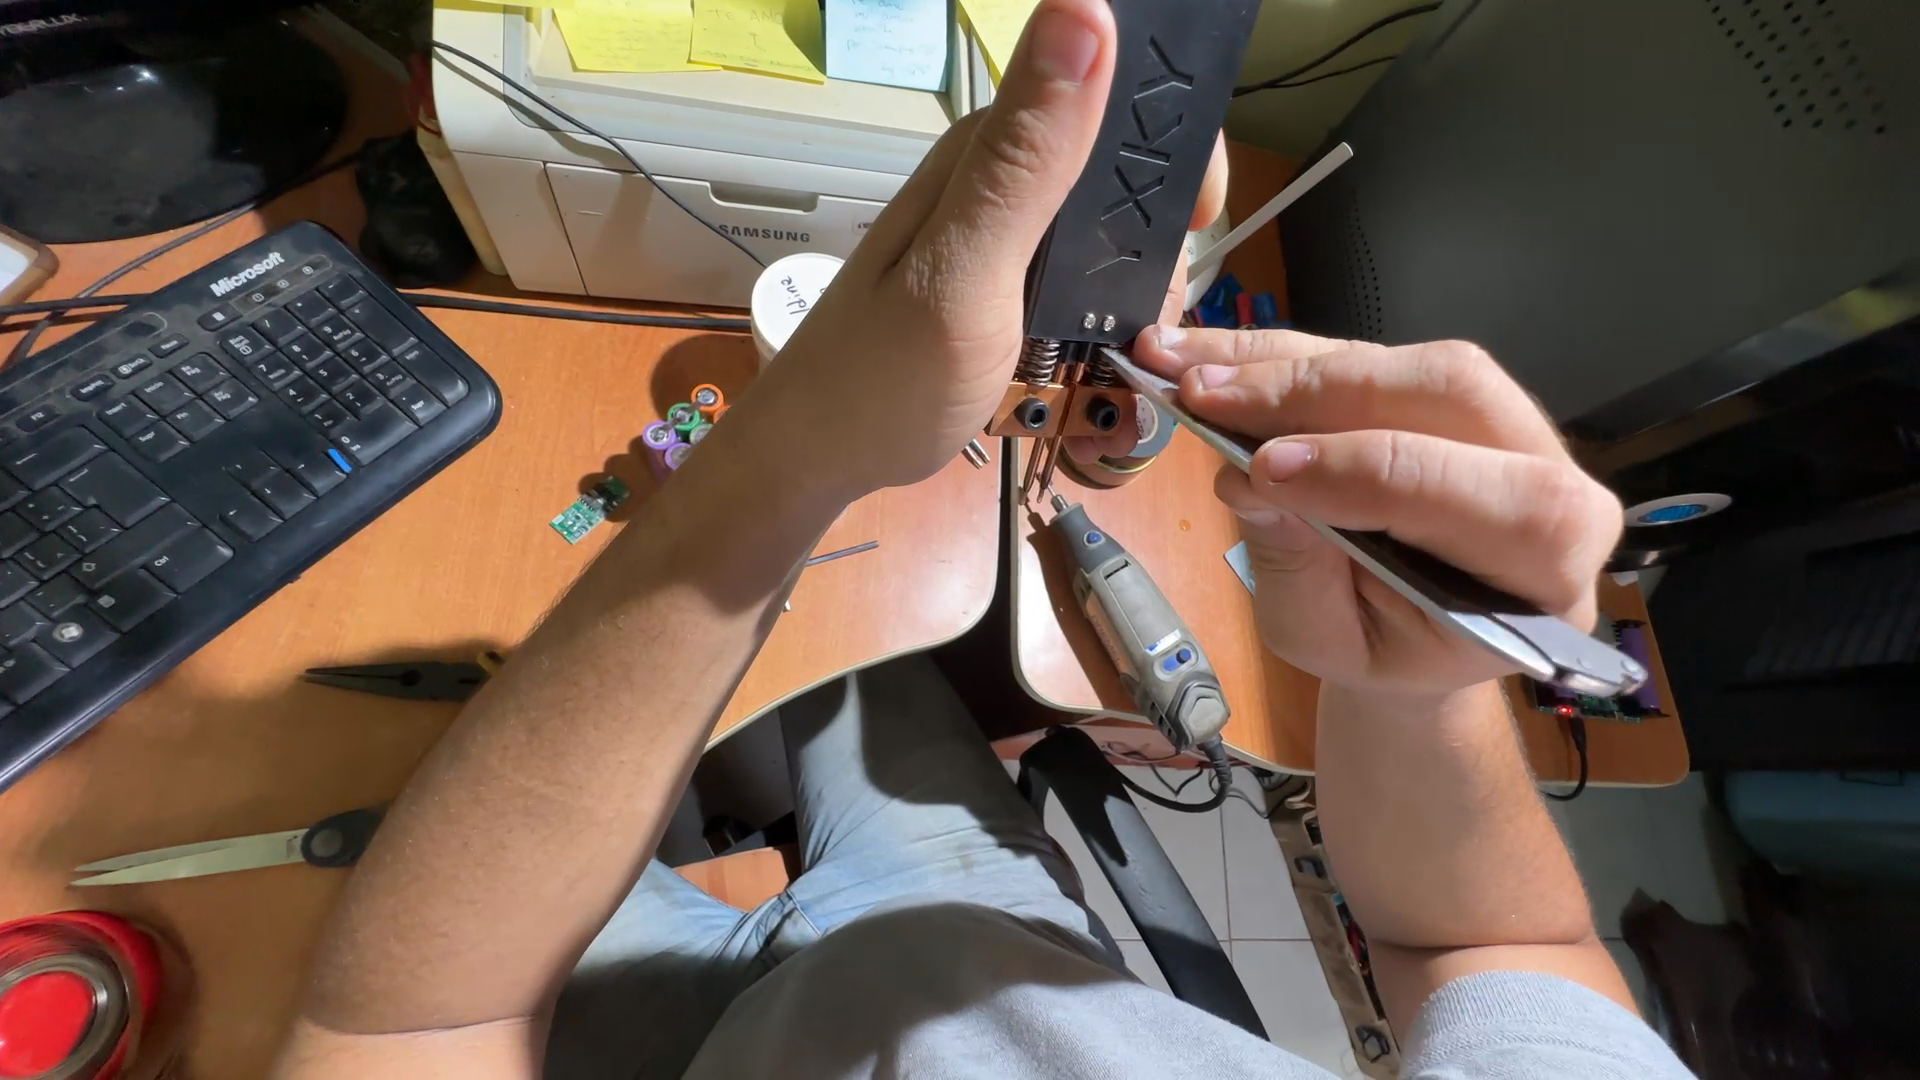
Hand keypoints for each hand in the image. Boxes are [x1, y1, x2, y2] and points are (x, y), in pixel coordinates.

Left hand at [745, 0, 1223, 500]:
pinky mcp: (1001, 307)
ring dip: (1130, 314)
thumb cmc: (882, 379)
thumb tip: (1085, 7)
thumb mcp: (960, 273)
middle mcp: (999, 196)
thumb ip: (1024, 161)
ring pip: (1102, 260)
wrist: (824, 457)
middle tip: (1147, 332)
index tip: (1195, 230)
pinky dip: (1099, 348)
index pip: (1110, 107)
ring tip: (1125, 374)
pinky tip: (1099, 391)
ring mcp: (1000, 257)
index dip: (1170, 154)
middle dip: (1153, 258)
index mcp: (991, 159)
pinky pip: (1072, 311)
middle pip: (1118, 197)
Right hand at [1132, 326, 1624, 696]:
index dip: (1363, 471)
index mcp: (1541, 559)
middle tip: (1202, 395)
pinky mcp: (1425, 391)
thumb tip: (1244, 476)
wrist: (1412, 636)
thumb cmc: (1380, 651)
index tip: (1261, 469)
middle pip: (1441, 389)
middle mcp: (1536, 465)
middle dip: (1307, 390)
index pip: (1475, 495)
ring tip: (1180, 366)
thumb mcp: (1328, 637)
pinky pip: (1351, 354)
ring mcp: (1488, 416)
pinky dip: (1266, 356)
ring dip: (1273, 361)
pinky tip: (1200, 356)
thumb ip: (1296, 564)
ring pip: (1392, 357)